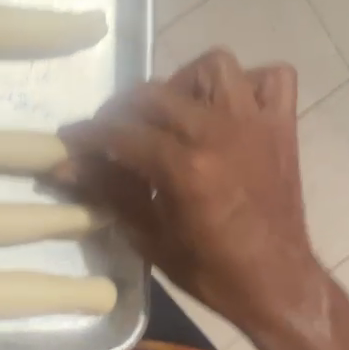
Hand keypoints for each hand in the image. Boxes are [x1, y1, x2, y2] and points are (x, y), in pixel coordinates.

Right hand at [59, 50, 319, 336]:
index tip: (68, 140)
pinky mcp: (282, 126)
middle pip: (155, 94)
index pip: (120, 134)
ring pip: (214, 67)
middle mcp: (218, 133)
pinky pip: (272, 78)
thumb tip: (66, 166)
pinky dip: (248, 85)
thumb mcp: (148, 235)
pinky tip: (228, 109)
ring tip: (172, 112)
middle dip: (122, 111)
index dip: (87, 136)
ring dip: (184, 82)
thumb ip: (108, 191)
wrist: (277, 282)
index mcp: (184, 167)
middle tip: (112, 135)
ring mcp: (255, 124)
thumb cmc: (209, 270)